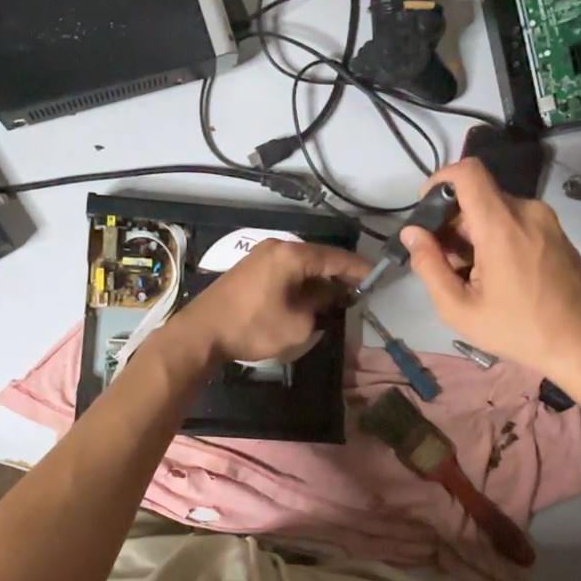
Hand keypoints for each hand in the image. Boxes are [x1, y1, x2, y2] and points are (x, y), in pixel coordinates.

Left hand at [163, 239, 370, 364]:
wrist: (202, 332)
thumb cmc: (252, 327)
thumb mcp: (297, 324)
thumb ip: (320, 306)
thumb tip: (329, 296)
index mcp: (292, 255)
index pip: (336, 258)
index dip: (359, 269)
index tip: (378, 276)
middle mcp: (278, 247)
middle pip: (319, 257)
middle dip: (341, 274)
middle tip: (362, 289)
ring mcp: (261, 256)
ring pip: (302, 265)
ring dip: (320, 279)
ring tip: (340, 296)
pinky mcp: (251, 269)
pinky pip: (286, 270)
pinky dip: (303, 281)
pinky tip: (311, 297)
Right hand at [401, 159, 580, 379]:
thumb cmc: (520, 331)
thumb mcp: (460, 309)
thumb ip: (429, 266)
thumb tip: (412, 233)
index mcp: (501, 225)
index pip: (467, 172)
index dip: (440, 181)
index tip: (427, 211)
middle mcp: (526, 211)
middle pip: (477, 196)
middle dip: (453, 223)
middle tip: (446, 263)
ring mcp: (546, 220)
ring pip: (495, 210)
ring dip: (474, 234)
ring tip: (471, 277)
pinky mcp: (556, 233)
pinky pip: (515, 221)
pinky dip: (496, 238)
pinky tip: (497, 276)